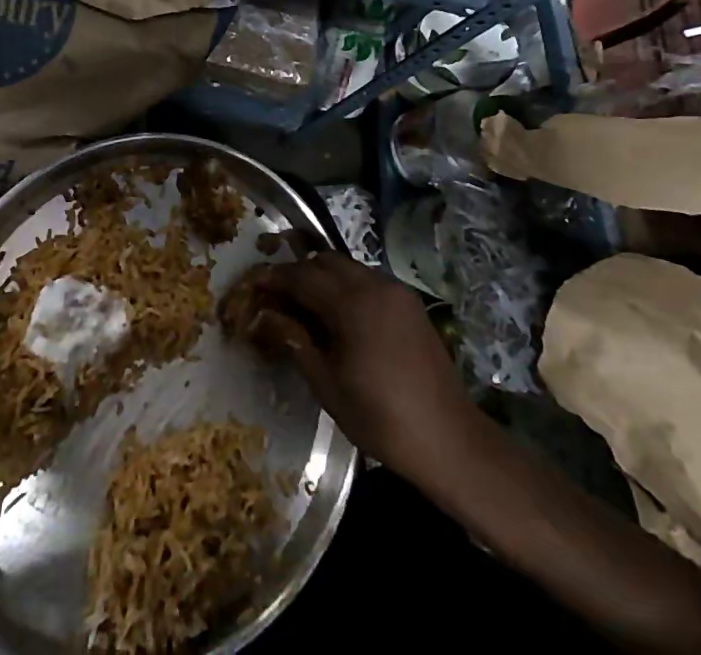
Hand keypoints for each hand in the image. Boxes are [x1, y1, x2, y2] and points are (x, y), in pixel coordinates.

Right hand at [233, 253, 480, 488]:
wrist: (448, 438)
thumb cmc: (381, 418)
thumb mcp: (327, 384)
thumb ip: (295, 341)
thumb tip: (266, 316)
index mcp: (354, 304)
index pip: (302, 276)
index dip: (273, 278)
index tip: (251, 284)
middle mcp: (377, 286)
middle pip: (326, 261)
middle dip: (298, 273)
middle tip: (276, 296)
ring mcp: (398, 293)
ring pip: (349, 269)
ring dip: (323, 278)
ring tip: (302, 307)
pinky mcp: (411, 305)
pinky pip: (369, 282)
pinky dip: (347, 288)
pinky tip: (336, 316)